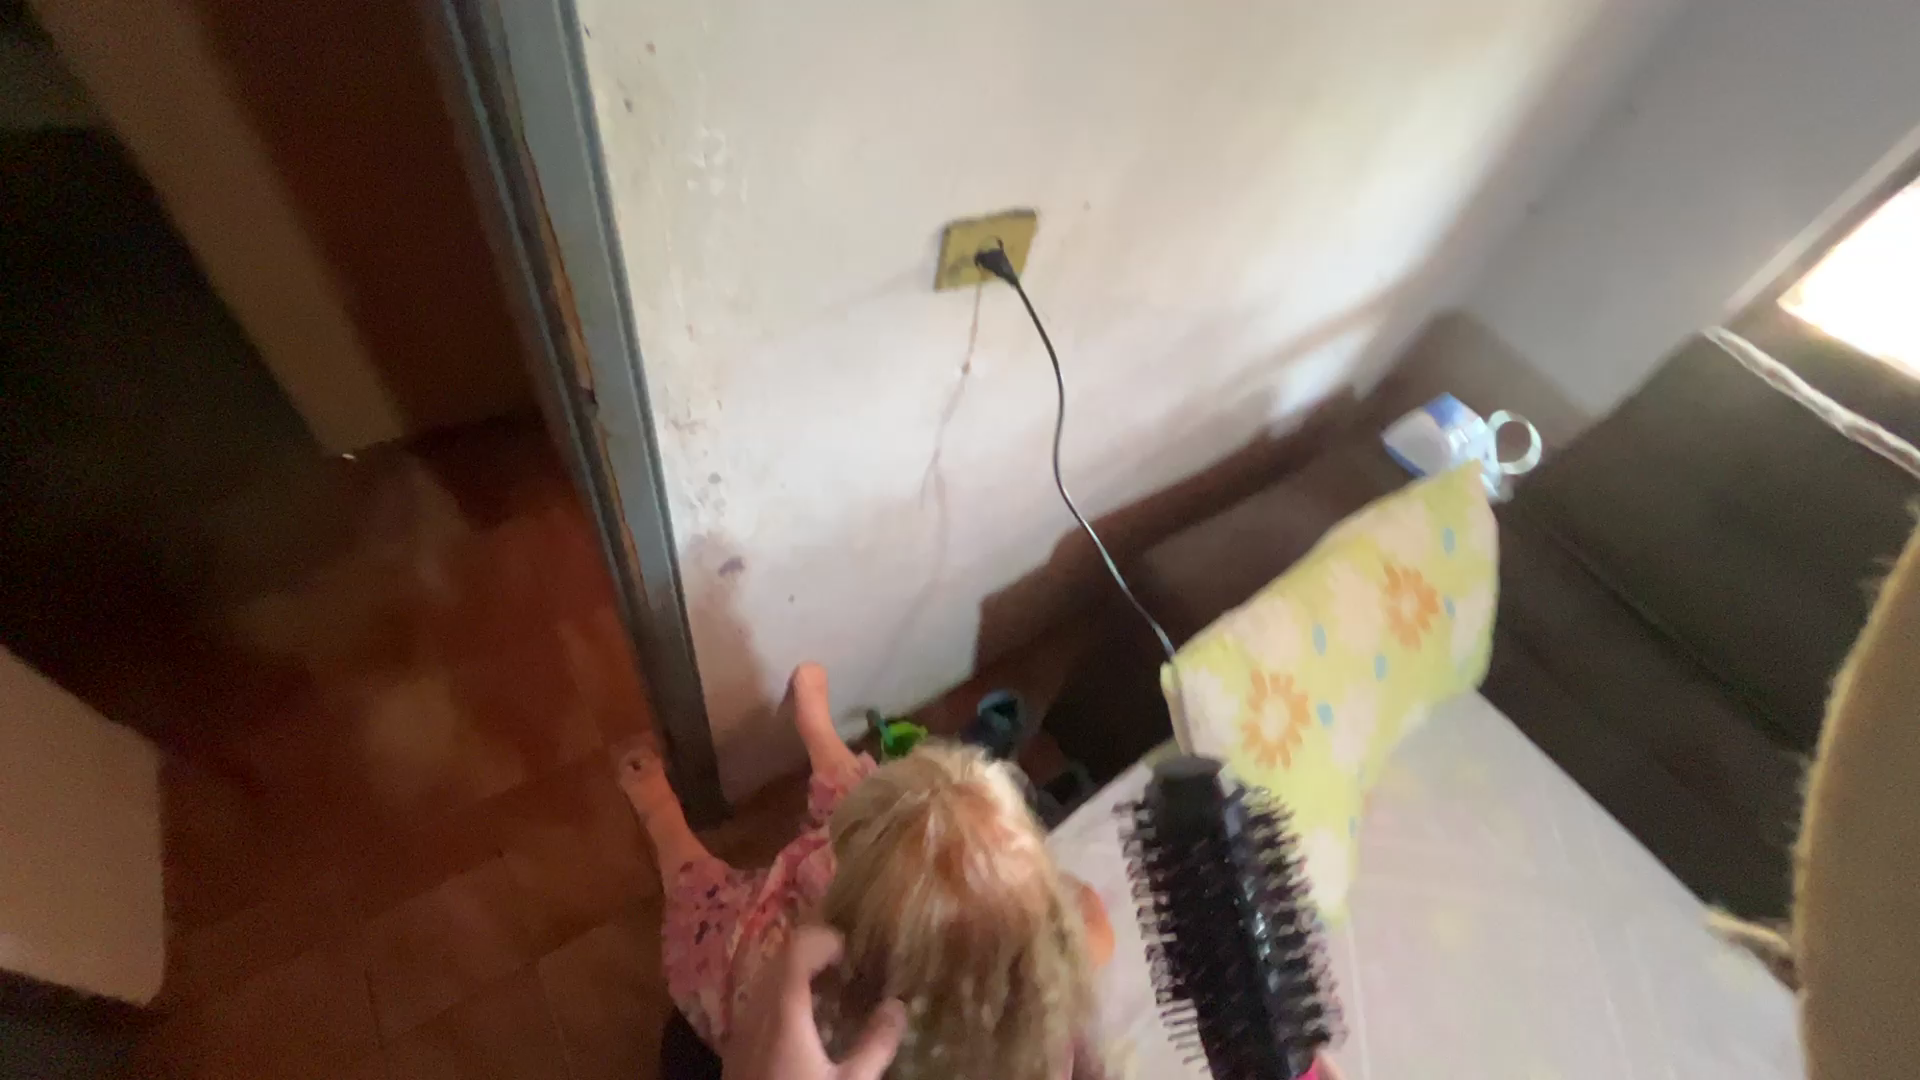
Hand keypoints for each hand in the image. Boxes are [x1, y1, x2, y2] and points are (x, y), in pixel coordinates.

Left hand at [722, 925, 906, 1079]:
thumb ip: (875, 1044)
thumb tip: (897, 1004)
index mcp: (784, 1012)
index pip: (797, 948)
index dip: (824, 939)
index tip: (852, 950)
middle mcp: (756, 1013)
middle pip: (779, 958)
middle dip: (812, 952)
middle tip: (845, 965)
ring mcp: (741, 1033)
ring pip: (766, 980)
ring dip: (795, 974)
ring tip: (828, 991)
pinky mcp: (736, 1053)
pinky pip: (758, 1004)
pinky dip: (781, 997)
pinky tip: (803, 1023)